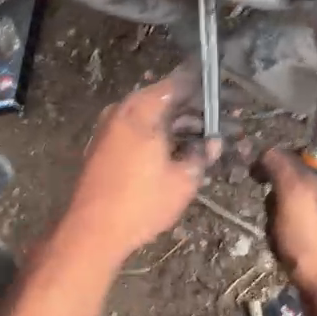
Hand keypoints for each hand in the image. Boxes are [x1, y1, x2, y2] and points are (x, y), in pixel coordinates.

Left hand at [62, 74, 219, 262]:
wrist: (92, 231)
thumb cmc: (141, 202)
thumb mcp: (183, 180)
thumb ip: (201, 155)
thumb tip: (213, 143)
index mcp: (141, 109)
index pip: (178, 84)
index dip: (204, 90)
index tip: (224, 98)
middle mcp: (121, 111)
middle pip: (164, 100)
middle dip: (193, 112)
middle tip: (220, 124)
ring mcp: (109, 129)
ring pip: (151, 118)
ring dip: (176, 126)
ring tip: (204, 142)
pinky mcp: (104, 148)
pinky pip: (137, 131)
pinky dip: (158, 137)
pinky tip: (178, 154)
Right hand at [256, 148, 316, 302]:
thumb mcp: (294, 190)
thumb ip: (277, 162)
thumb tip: (265, 155)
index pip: (307, 153)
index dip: (282, 168)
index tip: (265, 184)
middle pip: (301, 182)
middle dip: (282, 203)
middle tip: (281, 221)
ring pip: (299, 208)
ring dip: (283, 224)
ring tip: (286, 243)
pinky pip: (308, 231)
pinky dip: (293, 241)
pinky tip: (293, 255)